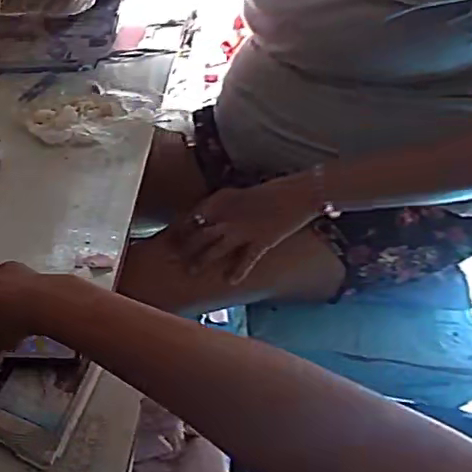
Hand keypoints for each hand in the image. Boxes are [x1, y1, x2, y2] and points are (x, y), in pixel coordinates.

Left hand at [172, 175, 321, 283]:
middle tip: (171, 258)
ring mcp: (244, 231)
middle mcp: (229, 216)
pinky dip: (238, 271)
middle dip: (185, 247)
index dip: (179, 228)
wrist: (301, 192)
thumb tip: (201, 219)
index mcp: (222, 200)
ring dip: (202, 261)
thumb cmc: (271, 191)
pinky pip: (246, 260)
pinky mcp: (262, 242)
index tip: (170, 236)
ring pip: (215, 249)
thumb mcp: (238, 194)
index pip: (192, 216)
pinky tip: (230, 281)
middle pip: (200, 235)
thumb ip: (220, 206)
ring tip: (190, 271)